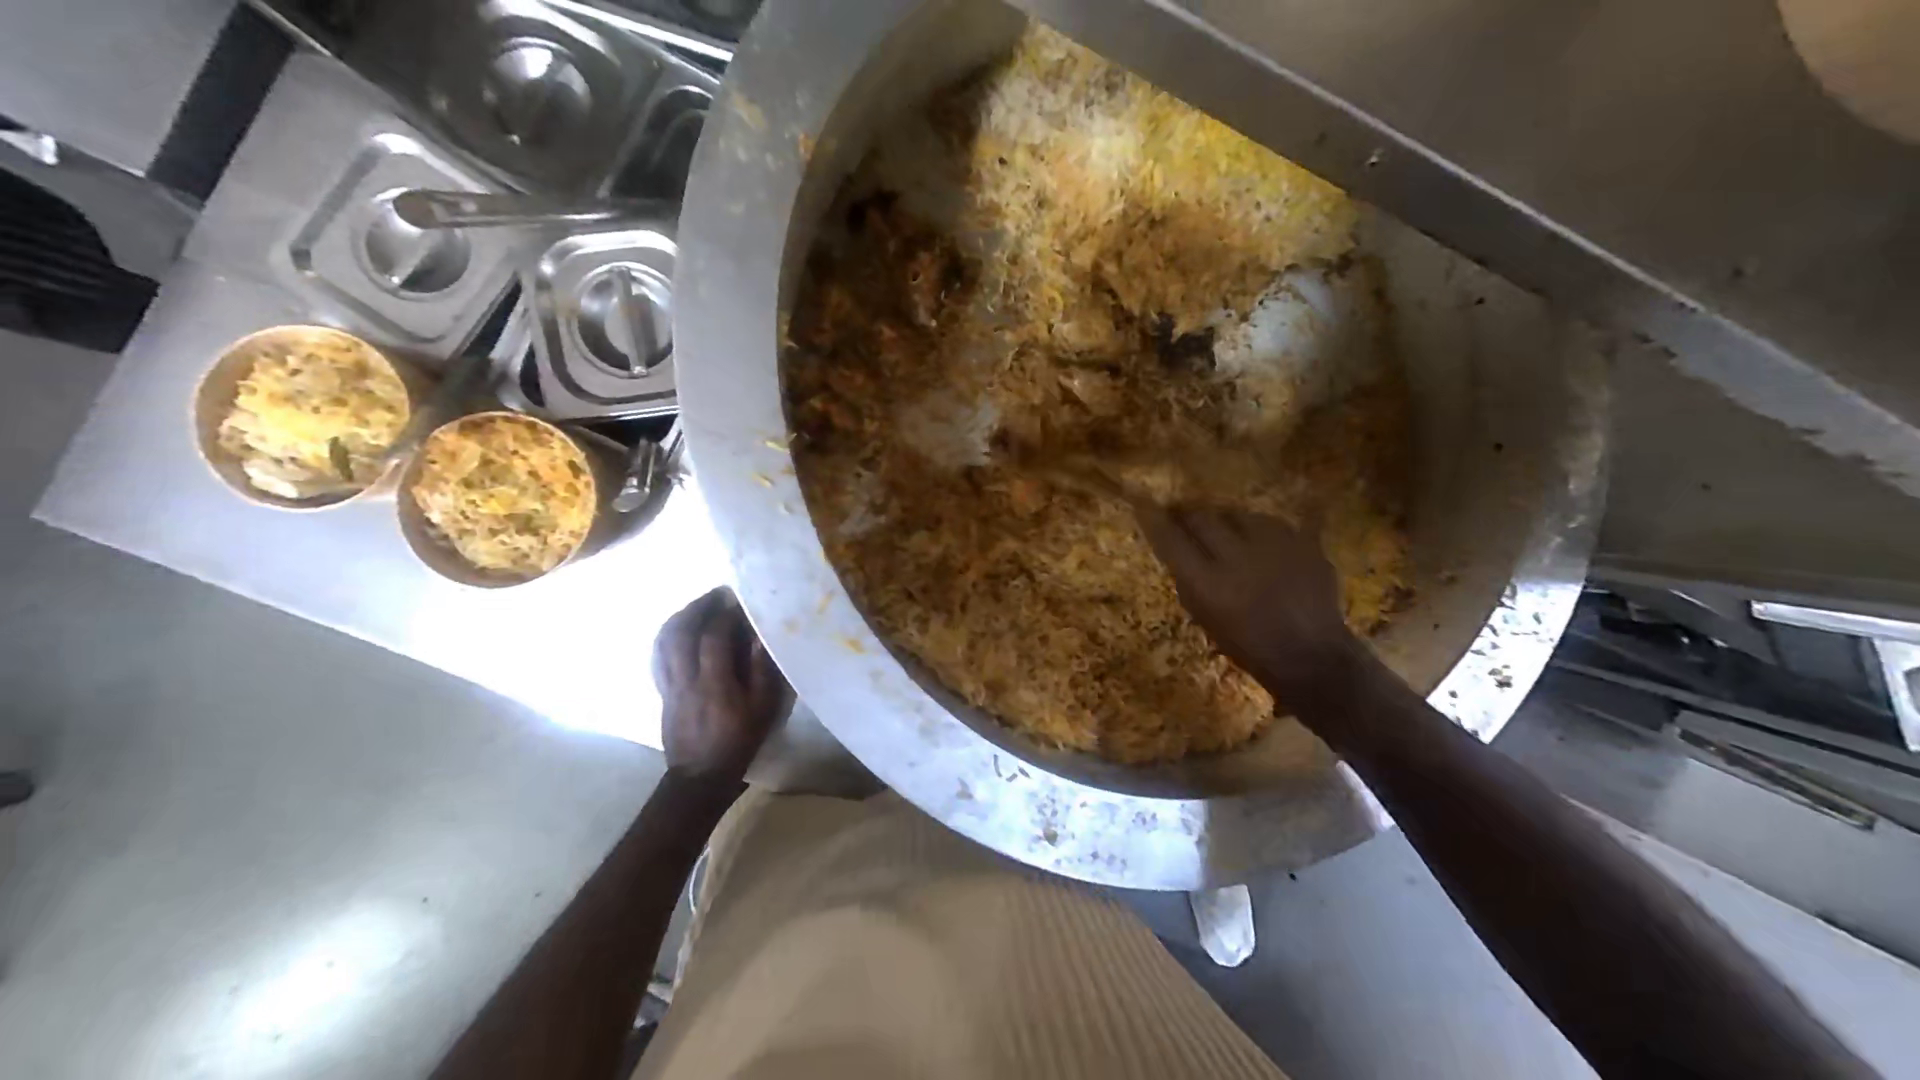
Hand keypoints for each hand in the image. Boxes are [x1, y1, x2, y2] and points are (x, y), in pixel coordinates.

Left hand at [653, 587, 789, 781]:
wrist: (700, 776)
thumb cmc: (739, 741)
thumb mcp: (763, 709)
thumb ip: (761, 670)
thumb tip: (759, 636)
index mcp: (713, 684)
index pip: (714, 637)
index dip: (727, 615)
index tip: (741, 602)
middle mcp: (686, 680)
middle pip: (680, 632)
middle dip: (698, 607)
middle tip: (716, 594)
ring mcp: (669, 685)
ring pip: (664, 642)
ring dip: (680, 618)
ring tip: (698, 606)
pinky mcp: (662, 692)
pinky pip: (658, 656)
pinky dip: (668, 637)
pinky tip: (680, 631)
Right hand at [1134, 503, 1364, 705]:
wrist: (1312, 658)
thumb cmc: (1250, 647)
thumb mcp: (1206, 619)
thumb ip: (1189, 581)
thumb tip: (1177, 548)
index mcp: (1209, 584)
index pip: (1171, 540)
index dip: (1153, 519)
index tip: (1141, 500)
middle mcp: (1238, 558)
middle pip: (1203, 518)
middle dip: (1190, 514)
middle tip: (1185, 516)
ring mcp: (1275, 546)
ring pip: (1239, 514)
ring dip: (1227, 520)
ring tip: (1227, 531)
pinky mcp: (1305, 543)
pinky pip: (1274, 522)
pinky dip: (1262, 528)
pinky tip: (1262, 539)